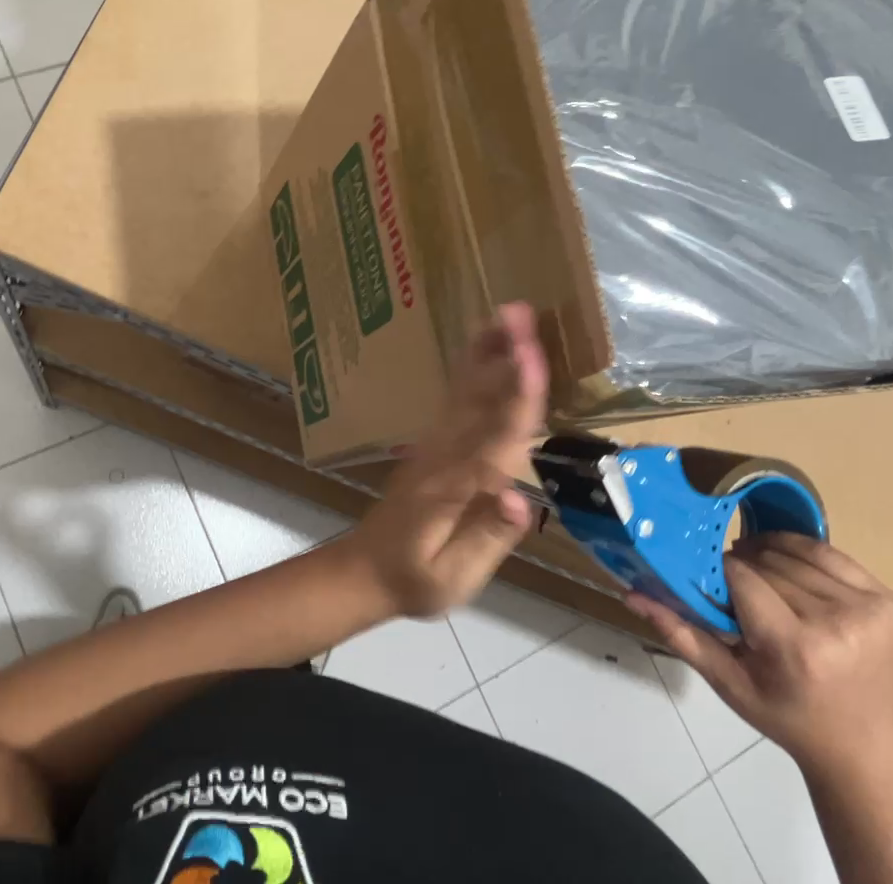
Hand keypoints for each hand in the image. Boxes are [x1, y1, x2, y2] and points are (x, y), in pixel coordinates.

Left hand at [344, 303, 547, 617]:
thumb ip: (487, 539)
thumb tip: (519, 499)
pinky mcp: (431, 448)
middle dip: (500, 355)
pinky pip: (455, 402)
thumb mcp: (452, 579)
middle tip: (519, 311)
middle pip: (478, 401)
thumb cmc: (413, 582)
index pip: (494, 439)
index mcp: (453, 489)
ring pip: (465, 394)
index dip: (516, 398)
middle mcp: (444, 458)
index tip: (531, 357)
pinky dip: (471, 370)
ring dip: (486, 352)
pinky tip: (483, 349)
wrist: (362, 572)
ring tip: (505, 314)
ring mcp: (434, 449)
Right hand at [625, 531, 892, 776]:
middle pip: (768, 562)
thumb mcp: (727, 682)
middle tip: (730, 587)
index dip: (717, 572)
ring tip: (755, 576)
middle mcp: (838, 622)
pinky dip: (802, 553)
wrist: (867, 747)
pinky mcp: (889, 601)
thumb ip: (681, 633)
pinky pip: (832, 555)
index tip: (706, 583)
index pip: (742, 577)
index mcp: (796, 646)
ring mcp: (870, 609)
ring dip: (768, 558)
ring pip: (796, 554)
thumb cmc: (787, 717)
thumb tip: (631, 594)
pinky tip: (786, 566)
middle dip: (742, 567)